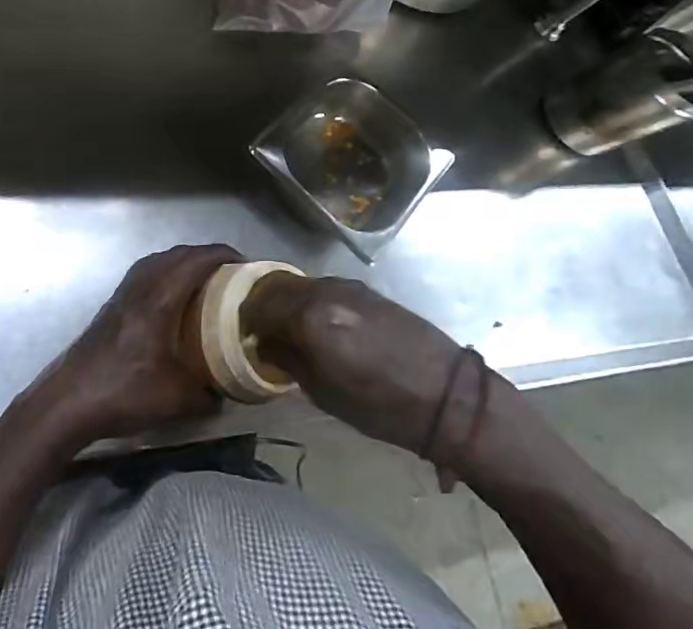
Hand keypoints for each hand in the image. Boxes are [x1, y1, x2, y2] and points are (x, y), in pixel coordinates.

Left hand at [33, 244, 237, 444]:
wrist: (68, 402)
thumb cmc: (125, 394)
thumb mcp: (179, 400)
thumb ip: (211, 394)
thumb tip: (230, 391)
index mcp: (160, 299)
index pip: (197, 260)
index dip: (225, 255)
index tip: (248, 266)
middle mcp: (141, 286)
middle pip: (178, 254)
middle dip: (208, 256)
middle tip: (232, 275)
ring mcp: (123, 293)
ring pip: (158, 261)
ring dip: (184, 263)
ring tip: (206, 283)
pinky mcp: (112, 305)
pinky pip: (146, 274)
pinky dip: (166, 274)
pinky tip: (173, 300)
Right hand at [245, 276, 479, 457]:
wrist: (449, 397)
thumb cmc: (382, 407)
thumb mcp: (324, 393)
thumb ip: (288, 360)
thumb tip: (265, 343)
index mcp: (312, 318)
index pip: (262, 307)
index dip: (247, 321)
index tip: (243, 336)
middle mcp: (326, 292)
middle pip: (278, 286)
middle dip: (263, 304)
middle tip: (258, 328)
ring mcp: (349, 286)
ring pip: (302, 283)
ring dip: (286, 299)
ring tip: (285, 326)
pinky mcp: (367, 289)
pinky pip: (324, 287)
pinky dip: (310, 299)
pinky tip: (315, 321)